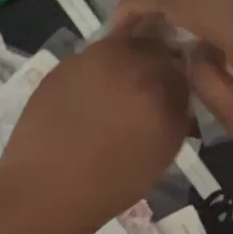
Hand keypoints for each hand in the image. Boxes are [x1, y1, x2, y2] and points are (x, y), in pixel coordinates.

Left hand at [0, 31, 190, 227]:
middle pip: (155, 44)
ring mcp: (91, 59)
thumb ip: (179, 114)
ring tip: (121, 91)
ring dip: (129, 61)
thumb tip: (179, 94)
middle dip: (158, 60)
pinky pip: (92, 57)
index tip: (177, 91)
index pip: (185, 65)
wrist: (48, 189)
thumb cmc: (114, 181)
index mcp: (160, 87)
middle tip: (152, 86)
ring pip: (122, 45)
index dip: (182, 77)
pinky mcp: (63, 65)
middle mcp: (128, 63)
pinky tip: (93, 97)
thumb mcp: (164, 151)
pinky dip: (100, 70)